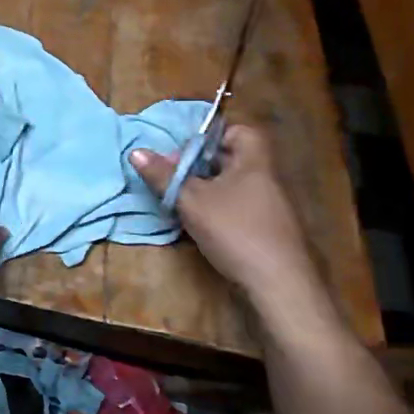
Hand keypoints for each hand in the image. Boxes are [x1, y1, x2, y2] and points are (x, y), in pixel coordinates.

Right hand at [131, 125, 316, 292]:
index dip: (209, 136)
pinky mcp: (265, 231)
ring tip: (178, 202)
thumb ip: (164, 176)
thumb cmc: (235, 230)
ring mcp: (268, 206)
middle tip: (172, 177)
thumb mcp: (191, 200)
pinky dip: (216, 212)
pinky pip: (236, 209)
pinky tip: (198, 227)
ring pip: (230, 186)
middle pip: (230, 159)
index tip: (183, 151)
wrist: (277, 283)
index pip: (237, 130)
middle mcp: (265, 177)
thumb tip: (136, 152)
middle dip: (199, 165)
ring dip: (204, 191)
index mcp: (253, 160)